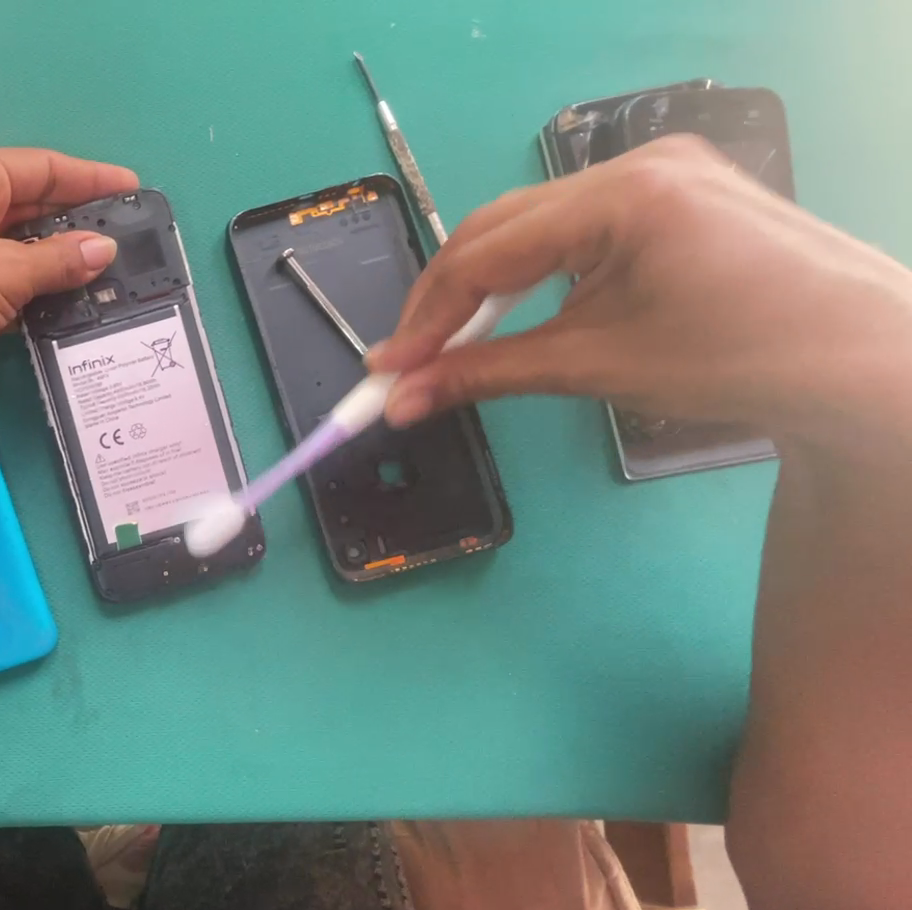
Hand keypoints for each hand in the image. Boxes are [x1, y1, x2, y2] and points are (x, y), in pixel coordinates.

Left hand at [0, 148, 137, 402]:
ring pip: (30, 256)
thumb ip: (57, 261)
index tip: (133, 190)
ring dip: (66, 269)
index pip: (42, 169)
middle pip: (37, 211)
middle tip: (134, 241)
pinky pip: (19, 293)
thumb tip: (103, 251)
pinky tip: (84, 308)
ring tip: (120, 278)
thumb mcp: (1, 269)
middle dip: (81, 226)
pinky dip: (46, 300)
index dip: (89, 179)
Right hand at [371, 137, 911, 462]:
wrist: (864, 362)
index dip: (423, 317)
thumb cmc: (733, 359)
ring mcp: (654, 172)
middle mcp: (634, 166)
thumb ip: (479, 375)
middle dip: (440, 300)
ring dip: (474, 287)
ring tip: (444, 342)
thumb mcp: (589, 366)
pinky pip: (558, 229)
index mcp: (624, 196)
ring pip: (520, 226)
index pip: (484, 253)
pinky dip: (517, 275)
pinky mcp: (664, 193)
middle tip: (405, 361)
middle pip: (493, 230)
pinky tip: (501, 312)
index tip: (384, 371)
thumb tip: (399, 403)